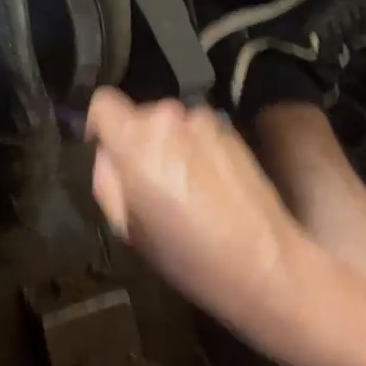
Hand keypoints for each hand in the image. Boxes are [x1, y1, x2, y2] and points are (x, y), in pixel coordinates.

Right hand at [87, 89, 314, 351]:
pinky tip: (209, 186)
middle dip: (138, 140)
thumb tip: (108, 156)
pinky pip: (198, 132)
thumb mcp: (126, 227)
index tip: (108, 150)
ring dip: (169, 144)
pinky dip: (196, 149)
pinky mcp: (232, 133)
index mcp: (135, 140)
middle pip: (138, 115)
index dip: (99, 124)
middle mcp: (168, 119)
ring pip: (170, 124)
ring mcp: (204, 123)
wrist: (266, 264)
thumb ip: (106, 179)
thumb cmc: (187, 253)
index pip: (102, 102)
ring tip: (183, 186)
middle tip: (150, 181)